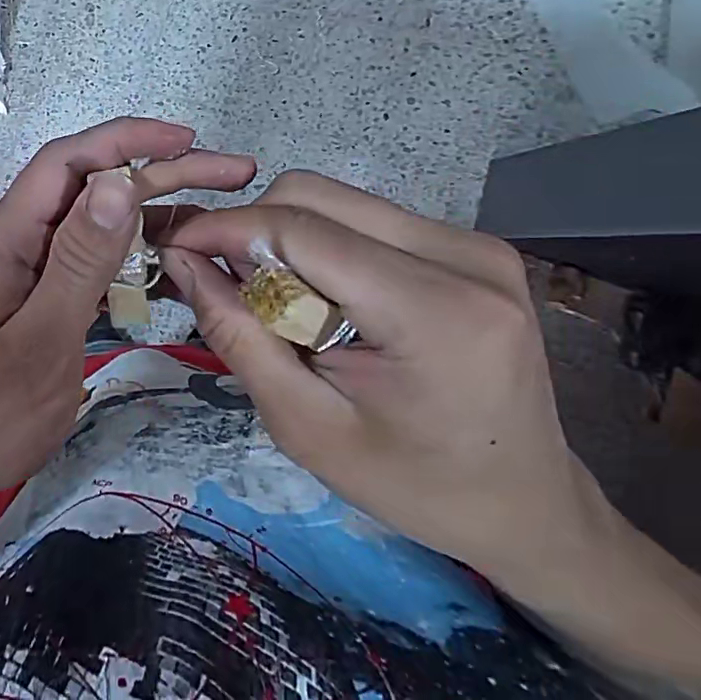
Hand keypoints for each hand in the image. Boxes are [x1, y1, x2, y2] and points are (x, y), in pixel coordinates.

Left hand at [0, 118, 256, 526]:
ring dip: (150, 209)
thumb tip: (117, 181)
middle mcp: (12, 241)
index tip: (187, 140)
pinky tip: (172, 256)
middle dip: (155, 170)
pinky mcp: (37, 294)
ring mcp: (24, 267)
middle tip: (230, 172)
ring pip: (92, 220)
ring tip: (215, 211)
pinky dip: (131, 251)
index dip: (124, 139)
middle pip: (85, 185)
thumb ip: (79, 261)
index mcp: (2, 240)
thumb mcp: (42, 342)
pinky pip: (88, 257)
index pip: (64, 163)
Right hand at [157, 171, 609, 583]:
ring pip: (336, 198)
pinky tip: (321, 296)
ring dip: (283, 236)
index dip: (224, 227)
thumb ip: (237, 335)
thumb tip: (182, 260)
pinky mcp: (470, 245)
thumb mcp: (305, 426)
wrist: (526, 505)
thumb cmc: (414, 483)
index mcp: (436, 311)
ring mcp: (475, 243)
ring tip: (275, 299)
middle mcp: (464, 256)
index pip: (300, 229)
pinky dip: (320, 244)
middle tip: (225, 283)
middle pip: (315, 195)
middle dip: (250, 228)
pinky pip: (364, 217)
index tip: (174, 245)